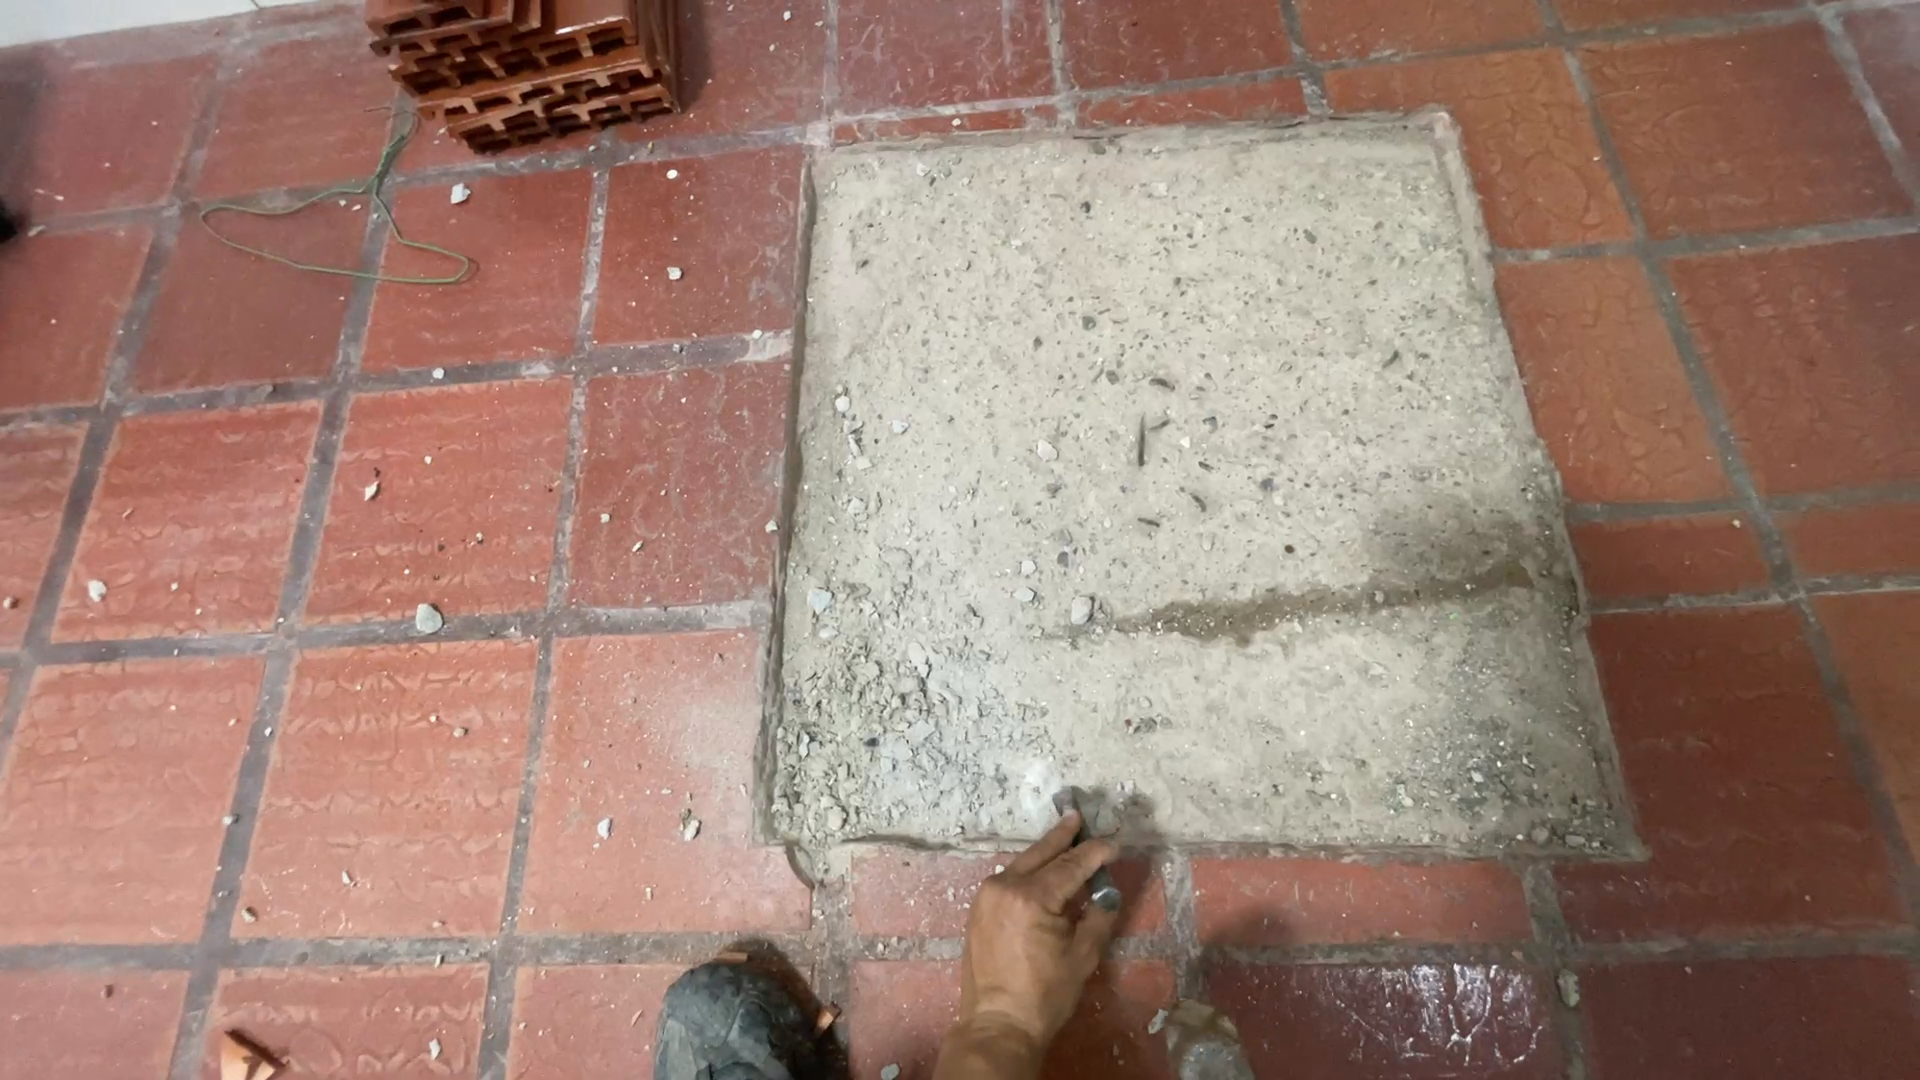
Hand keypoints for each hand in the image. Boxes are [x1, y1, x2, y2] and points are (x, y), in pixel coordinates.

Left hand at [937, 811, 1120, 1077]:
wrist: (997, 1022)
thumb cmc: (1044, 994)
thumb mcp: (1082, 957)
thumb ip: (1097, 917)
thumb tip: (1107, 891)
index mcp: (1032, 897)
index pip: (1070, 866)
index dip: (1094, 853)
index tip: (1113, 843)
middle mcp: (1006, 886)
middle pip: (1041, 853)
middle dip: (1063, 836)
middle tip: (1078, 816)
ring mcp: (989, 894)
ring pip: (1023, 863)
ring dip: (1045, 852)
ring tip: (1065, 836)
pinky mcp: (980, 905)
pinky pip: (1010, 878)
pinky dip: (1029, 870)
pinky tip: (1042, 868)